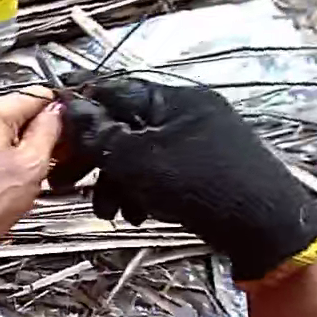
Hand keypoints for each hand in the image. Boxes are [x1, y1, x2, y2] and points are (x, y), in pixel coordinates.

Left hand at [0, 90, 61, 282]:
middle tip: (61, 156)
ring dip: (30, 146)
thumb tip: (58, 110)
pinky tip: (21, 176)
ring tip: (41, 170)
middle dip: (44, 131)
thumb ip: (49, 129)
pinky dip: (12, 156)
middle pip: (23, 111)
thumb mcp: (31, 163)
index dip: (60, 113)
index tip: (72, 134)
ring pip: (10, 130)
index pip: (38, 95)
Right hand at [52, 77, 316, 281]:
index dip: (82, 112)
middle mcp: (186, 112)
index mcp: (172, 99)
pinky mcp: (203, 167)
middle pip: (124, 128)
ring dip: (117, 184)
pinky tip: (137, 214)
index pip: (114, 91)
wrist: (260, 224)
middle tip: (67, 184)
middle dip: (96, 161)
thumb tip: (70, 108)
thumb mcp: (137, 159)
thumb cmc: (195, 183)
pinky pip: (159, 172)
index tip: (56, 137)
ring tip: (111, 213)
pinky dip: (142, 191)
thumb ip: (100, 134)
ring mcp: (197, 140)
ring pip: (139, 156)